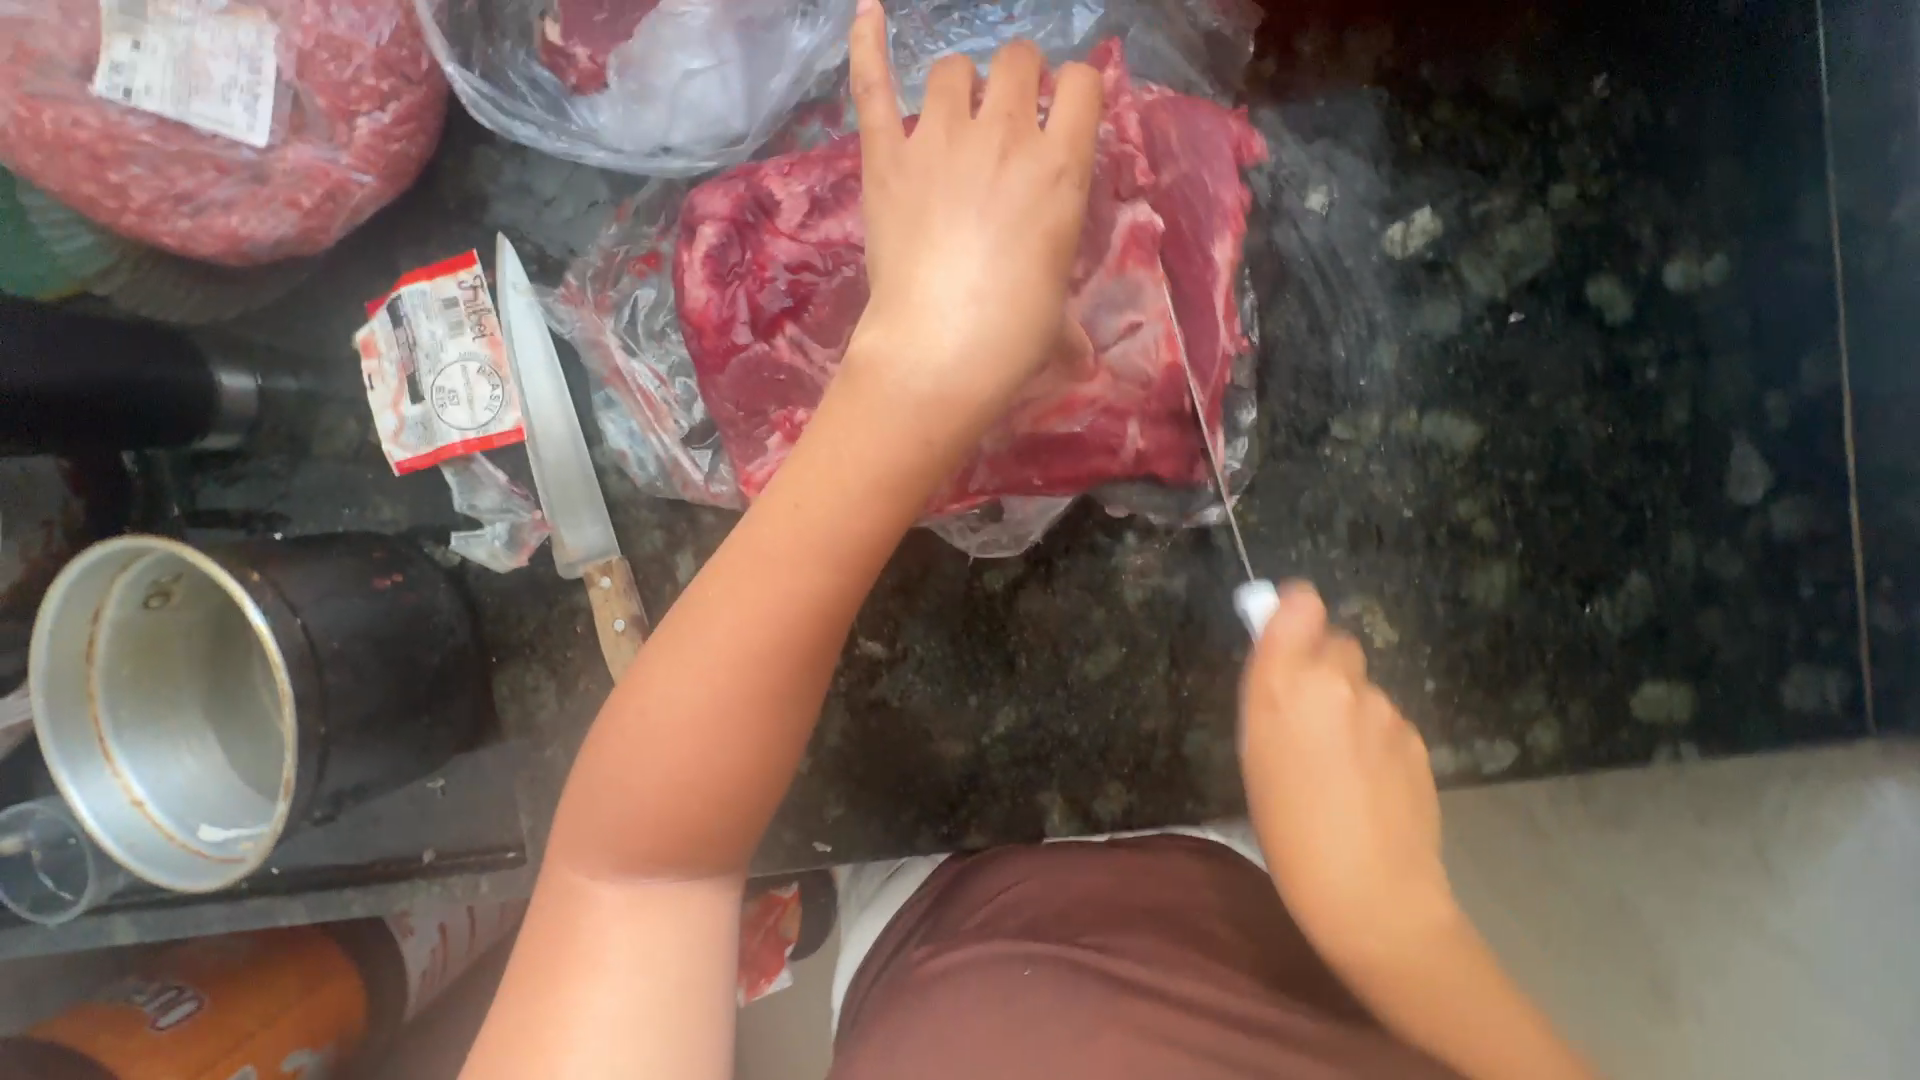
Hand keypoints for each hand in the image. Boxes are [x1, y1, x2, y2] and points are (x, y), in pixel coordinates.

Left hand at [842, 0, 1101, 444]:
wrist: (939, 351)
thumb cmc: (1012, 339)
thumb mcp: (1059, 326)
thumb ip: (1072, 327)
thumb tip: (1085, 361)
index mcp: (1060, 168)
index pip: (1082, 83)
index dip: (1074, 93)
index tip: (1062, 118)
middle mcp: (1004, 135)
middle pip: (1016, 59)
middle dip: (1018, 79)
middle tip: (1008, 119)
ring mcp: (939, 140)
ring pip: (952, 68)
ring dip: (959, 85)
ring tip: (954, 115)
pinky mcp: (886, 158)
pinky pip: (873, 83)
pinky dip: (867, 45)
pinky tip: (868, 11)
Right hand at [1239, 583, 1457, 967]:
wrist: (1369, 891)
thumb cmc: (1286, 827)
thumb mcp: (1254, 751)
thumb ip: (1270, 690)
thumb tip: (1283, 653)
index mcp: (1285, 681)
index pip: (1302, 603)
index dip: (1294, 613)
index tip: (1286, 638)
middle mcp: (1337, 681)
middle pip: (1335, 642)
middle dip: (1322, 667)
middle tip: (1308, 718)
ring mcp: (1385, 707)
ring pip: (1362, 686)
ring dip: (1349, 707)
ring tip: (1339, 764)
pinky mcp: (1416, 736)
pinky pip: (1387, 719)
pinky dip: (1375, 737)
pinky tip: (1369, 783)